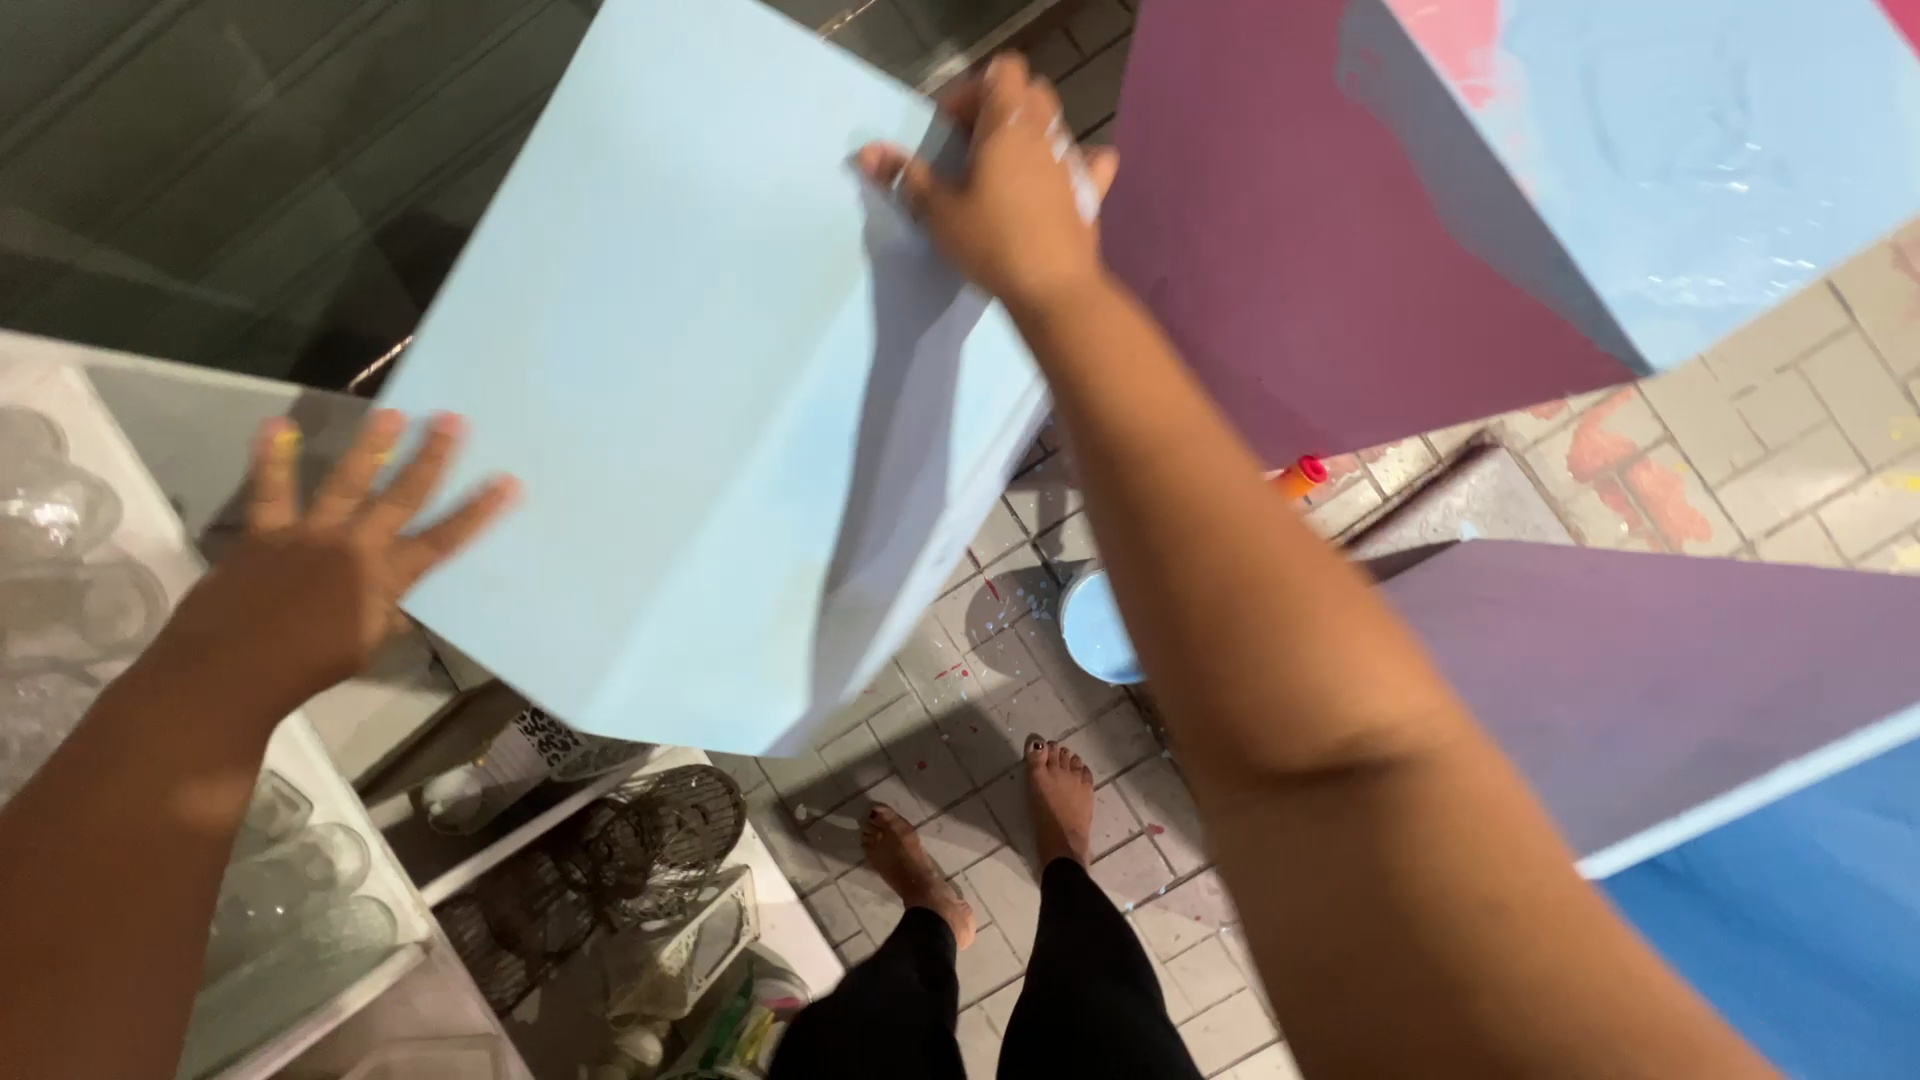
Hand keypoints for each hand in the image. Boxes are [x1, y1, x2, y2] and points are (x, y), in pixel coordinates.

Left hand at [148, 409, 517, 713]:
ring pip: (347, 482)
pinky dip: (273, 457)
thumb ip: (385, 614)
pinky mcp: (265, 534)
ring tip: (391, 413)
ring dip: (371, 446)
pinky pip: (271, 491)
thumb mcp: (367, 643)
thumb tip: (397, 604)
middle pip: (403, 495)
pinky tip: (277, 425)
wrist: (227, 671)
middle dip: (432, 457)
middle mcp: (355, 546)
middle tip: (451, 420)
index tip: (508, 482)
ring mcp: (309, 534)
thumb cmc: (309, 665)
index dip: (479, 510)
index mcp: (388, 577)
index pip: (446, 538)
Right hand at [857, 53, 1119, 315]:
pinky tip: (1061, 181)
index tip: (951, 129)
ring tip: (1005, 174)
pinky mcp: (1090, 194)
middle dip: (1000, 109)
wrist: (1052, 288)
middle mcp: (1046, 133)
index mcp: (1008, 124)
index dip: (973, 91)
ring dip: (1030, 137)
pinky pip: (1090, 162)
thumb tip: (866, 152)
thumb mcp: (939, 213)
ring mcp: (1073, 162)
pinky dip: (1076, 163)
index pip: (1000, 71)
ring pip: (1054, 126)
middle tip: (974, 148)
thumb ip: (906, 177)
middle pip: (1029, 93)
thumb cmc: (991, 243)